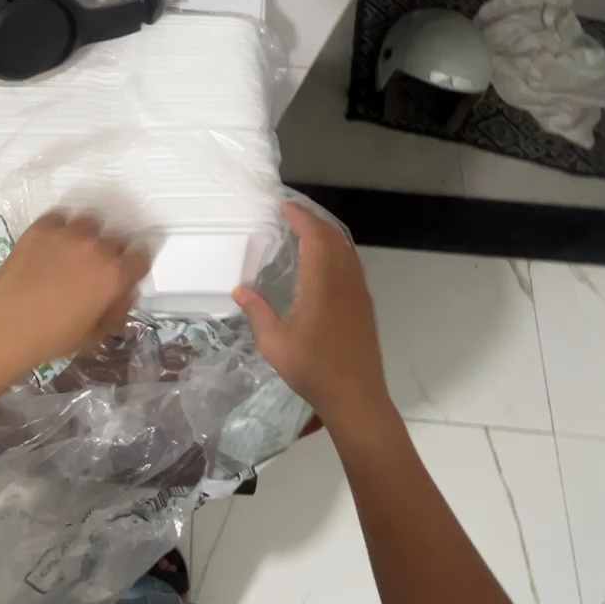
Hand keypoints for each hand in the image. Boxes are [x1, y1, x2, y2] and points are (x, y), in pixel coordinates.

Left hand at [0, 212, 151, 375]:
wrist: (5, 328)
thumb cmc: (53, 338)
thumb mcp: (97, 333)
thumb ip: (119, 308)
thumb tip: (125, 289)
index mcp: (115, 275)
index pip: (141, 255)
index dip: (133, 265)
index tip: (125, 272)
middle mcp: (96, 248)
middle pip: (116, 238)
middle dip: (110, 253)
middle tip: (92, 269)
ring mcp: (68, 233)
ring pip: (90, 223)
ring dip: (87, 237)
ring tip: (71, 254)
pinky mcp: (41, 227)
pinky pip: (60, 218)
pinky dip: (59, 229)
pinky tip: (50, 247)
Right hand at [235, 201, 392, 425]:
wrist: (357, 398)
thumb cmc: (313, 370)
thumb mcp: (274, 343)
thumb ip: (257, 312)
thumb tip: (240, 289)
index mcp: (322, 286)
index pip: (315, 238)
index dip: (301, 218)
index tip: (284, 206)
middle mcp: (344, 282)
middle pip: (334, 238)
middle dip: (313, 220)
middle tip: (292, 213)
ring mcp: (359, 293)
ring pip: (347, 250)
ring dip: (327, 234)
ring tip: (306, 230)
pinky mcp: (364, 305)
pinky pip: (352, 264)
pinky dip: (337, 250)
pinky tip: (324, 261)